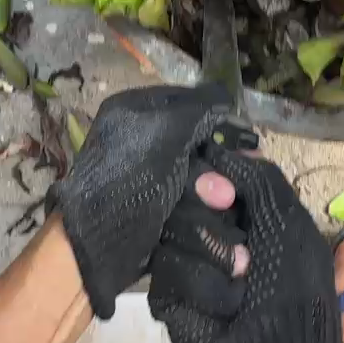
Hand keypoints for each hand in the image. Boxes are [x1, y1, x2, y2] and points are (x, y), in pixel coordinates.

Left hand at [55, 83, 232, 318]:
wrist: (97, 244)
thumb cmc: (128, 177)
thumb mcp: (163, 133)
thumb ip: (197, 111)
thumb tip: (223, 98)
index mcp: (135, 113)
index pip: (186, 104)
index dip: (217, 117)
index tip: (246, 135)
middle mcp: (141, 142)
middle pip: (195, 145)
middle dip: (218, 163)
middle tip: (241, 174)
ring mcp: (148, 180)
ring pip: (195, 179)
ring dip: (213, 192)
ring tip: (225, 201)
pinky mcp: (155, 214)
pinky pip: (190, 210)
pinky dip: (206, 220)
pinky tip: (225, 227)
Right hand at [149, 148, 343, 342]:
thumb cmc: (296, 289)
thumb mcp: (289, 224)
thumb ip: (257, 177)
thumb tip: (218, 150)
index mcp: (243, 212)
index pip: (208, 170)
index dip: (213, 169)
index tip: (228, 185)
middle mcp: (211, 230)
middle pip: (183, 191)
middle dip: (210, 204)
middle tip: (230, 213)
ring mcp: (187, 260)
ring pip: (173, 224)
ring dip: (214, 248)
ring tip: (242, 275)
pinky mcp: (167, 292)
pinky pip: (167, 265)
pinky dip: (203, 282)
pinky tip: (224, 304)